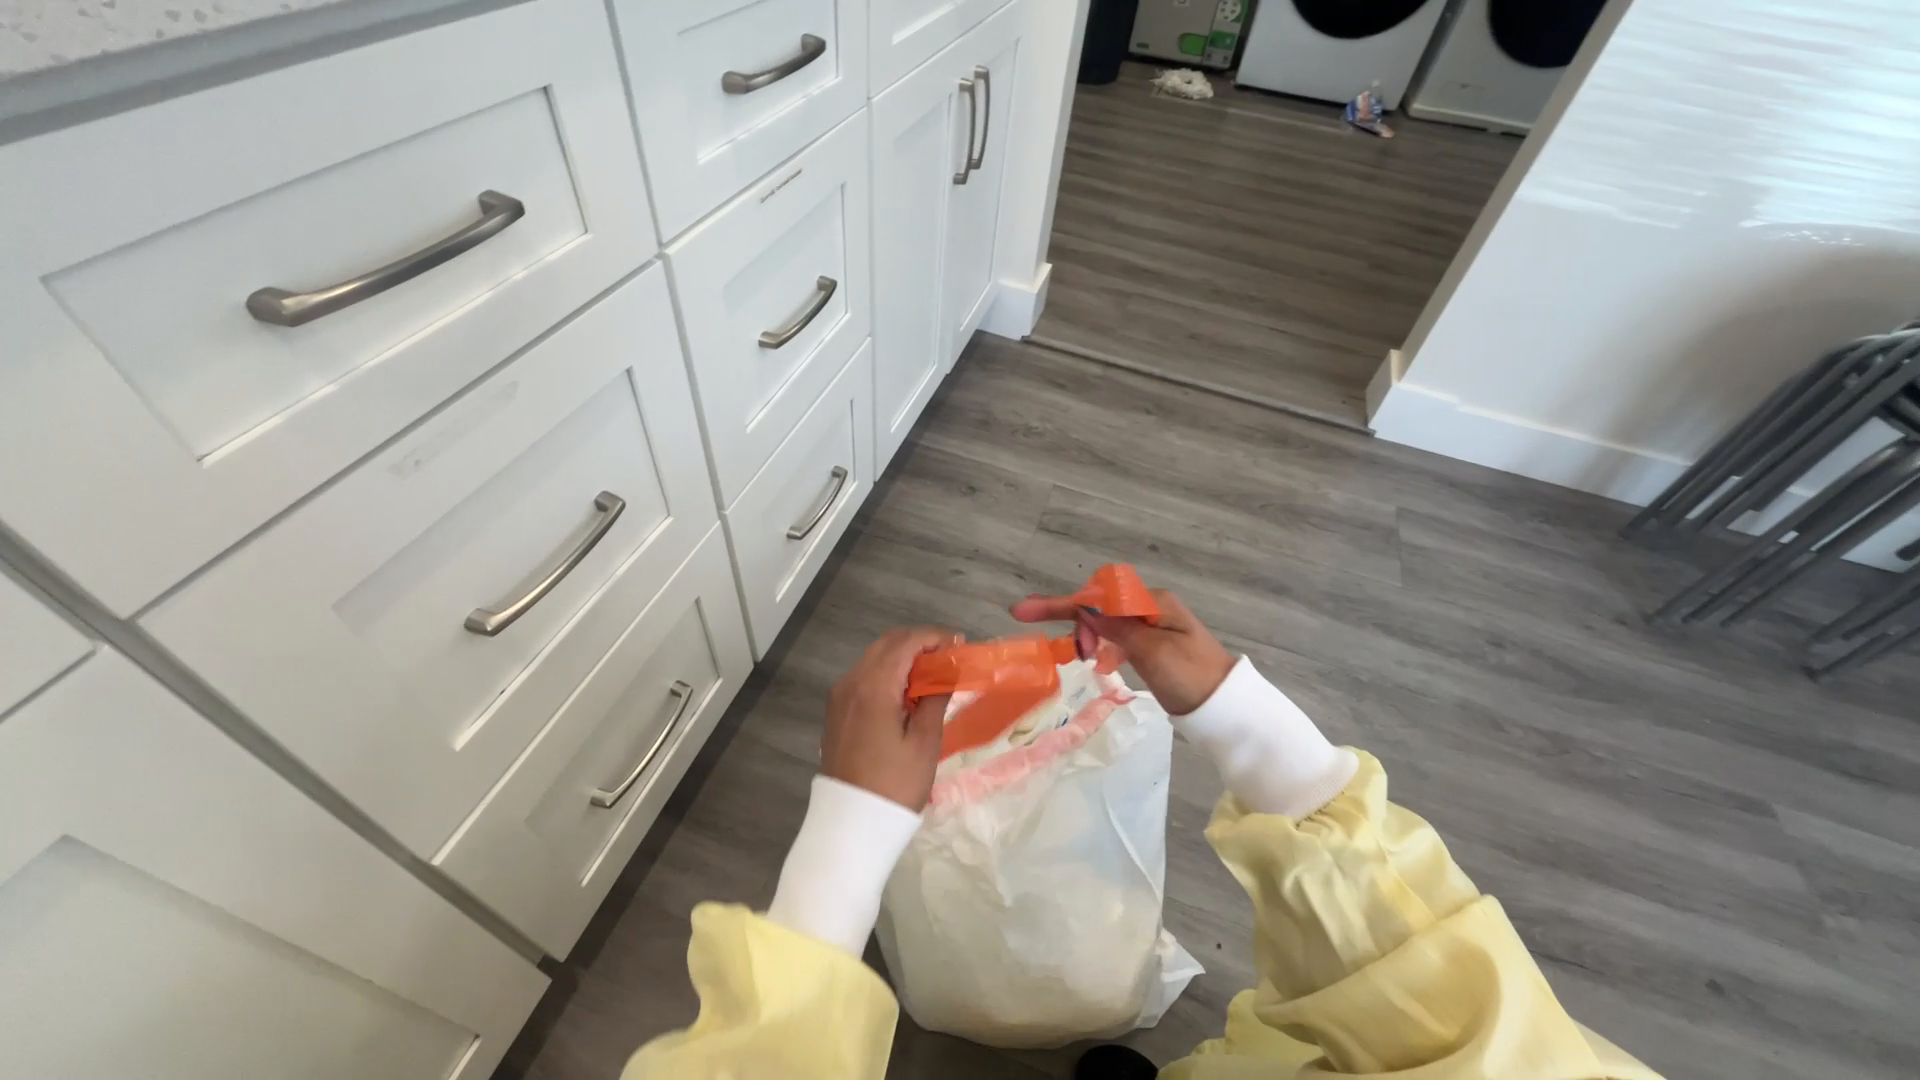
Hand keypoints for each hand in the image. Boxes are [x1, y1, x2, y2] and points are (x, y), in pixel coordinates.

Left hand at [822, 628, 955, 810]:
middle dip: (919, 644)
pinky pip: (864, 677)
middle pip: (887, 644)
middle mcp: (851, 682)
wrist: (850, 823)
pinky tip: (908, 692)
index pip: (906, 642)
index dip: (935, 638)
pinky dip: (887, 673)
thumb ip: (935, 699)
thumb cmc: (894, 784)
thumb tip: (946, 673)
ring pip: (874, 658)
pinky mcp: (836, 711)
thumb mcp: (924, 742)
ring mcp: (840, 696)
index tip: (960, 646)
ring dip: (903, 658)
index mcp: (873, 686)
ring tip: (934, 674)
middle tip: (949, 658)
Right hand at [1010, 584, 1234, 714]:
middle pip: (1099, 605)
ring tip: (1084, 659)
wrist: (1225, 707)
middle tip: (1071, 652)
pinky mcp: (1151, 645)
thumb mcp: (1152, 652)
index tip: (1025, 611)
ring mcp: (1151, 626)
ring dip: (1089, 635)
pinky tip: (1100, 664)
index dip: (1062, 603)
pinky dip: (1103, 647)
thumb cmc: (1190, 677)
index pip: (1098, 595)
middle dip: (1075, 621)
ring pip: (1105, 622)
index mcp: (1152, 602)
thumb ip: (1117, 627)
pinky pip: (1117, 638)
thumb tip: (1085, 607)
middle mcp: (1150, 608)